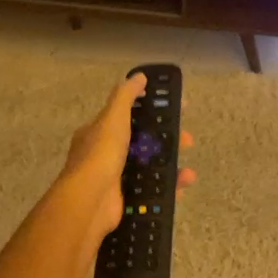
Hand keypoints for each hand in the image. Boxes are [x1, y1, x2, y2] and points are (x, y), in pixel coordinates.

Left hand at [62, 73, 195, 248]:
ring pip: (149, 166)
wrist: (88, 202)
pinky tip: (182, 184)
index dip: (152, 111)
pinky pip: (151, 190)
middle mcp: (106, 154)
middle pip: (142, 142)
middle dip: (167, 139)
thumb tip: (139, 76)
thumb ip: (126, 96)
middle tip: (187, 140)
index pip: (129, 115)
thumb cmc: (101, 154)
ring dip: (170, 164)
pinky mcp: (125, 198)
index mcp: (99, 132)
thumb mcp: (113, 117)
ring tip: (188, 170)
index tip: (175, 110)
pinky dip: (168, 187)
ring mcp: (115, 178)